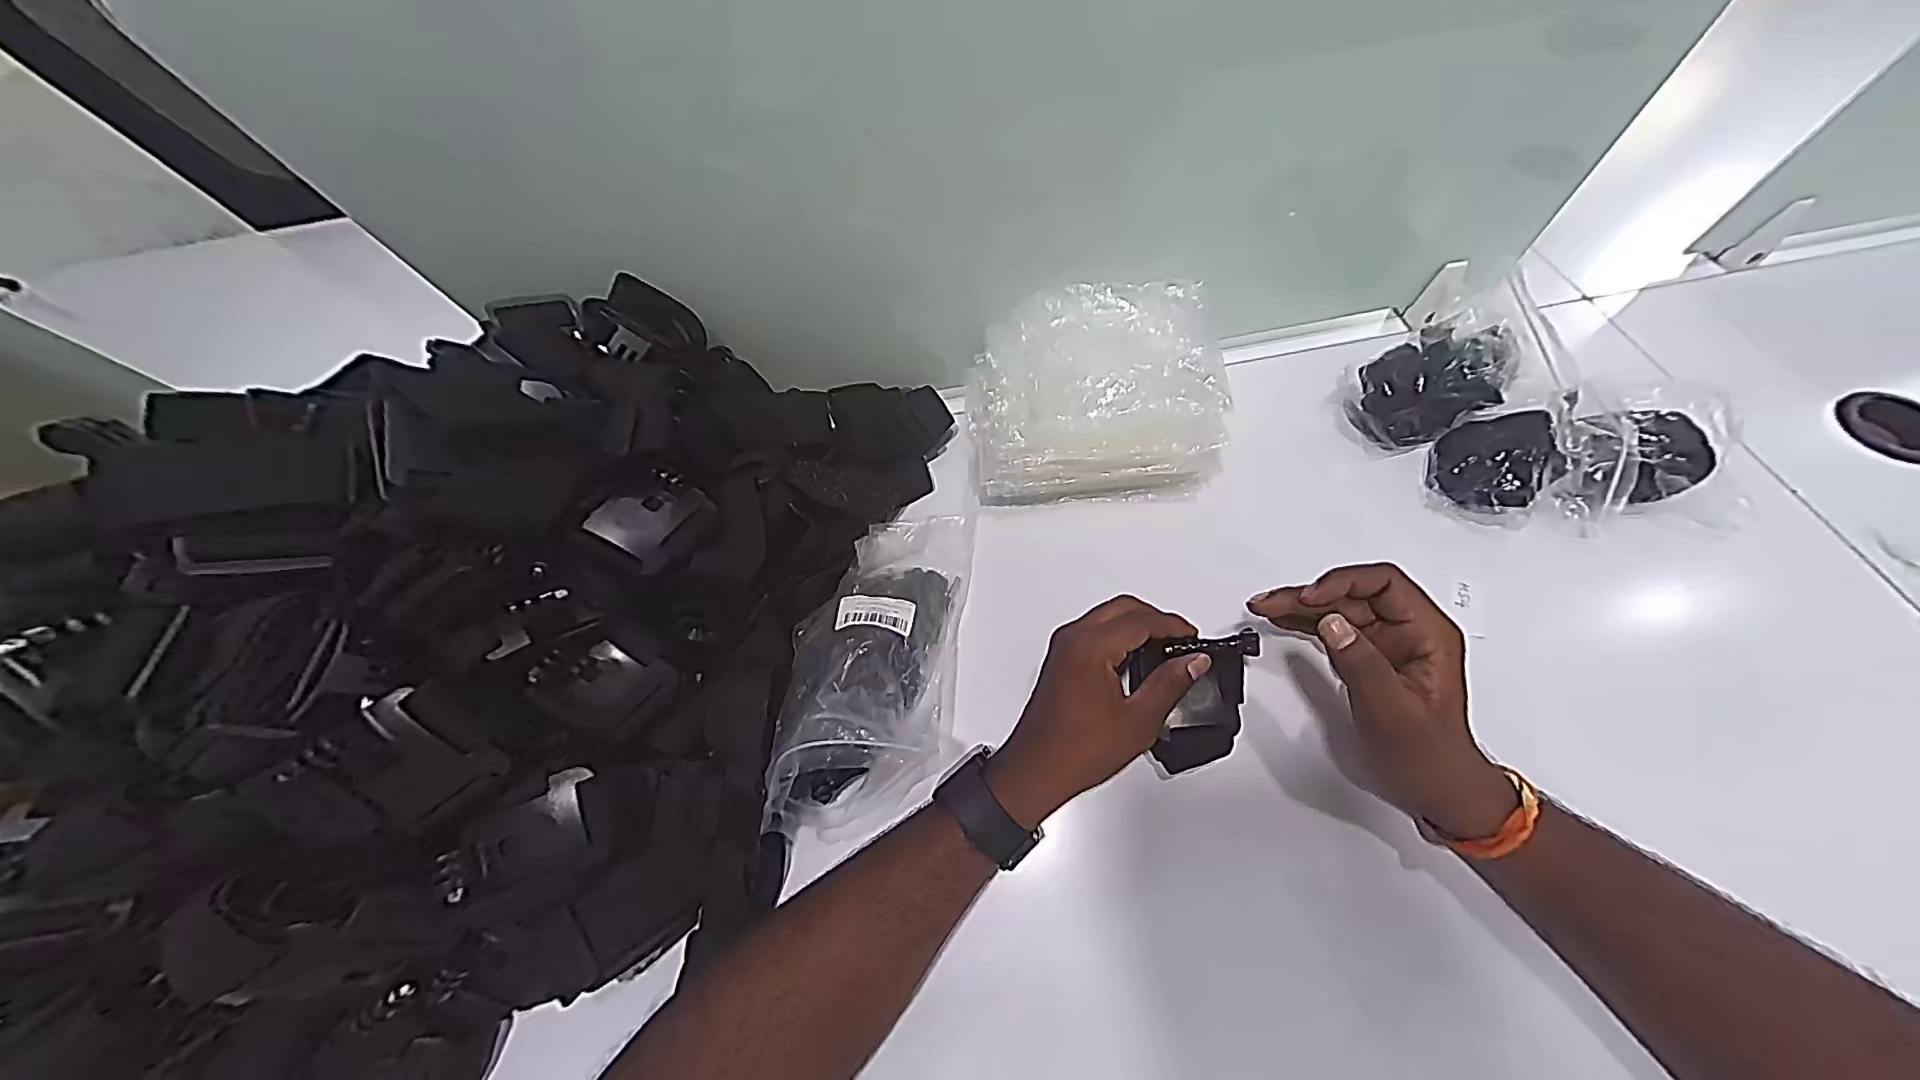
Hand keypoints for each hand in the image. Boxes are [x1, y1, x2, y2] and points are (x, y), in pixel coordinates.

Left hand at [985, 596, 1208, 828]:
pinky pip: (1093, 631)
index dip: (1173, 625)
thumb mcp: (1139, 720)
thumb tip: (1192, 663)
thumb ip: (1170, 684)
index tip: (1191, 636)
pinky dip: (1117, 636)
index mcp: (1089, 648)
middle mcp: (1072, 640)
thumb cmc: (1074, 750)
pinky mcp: (1059, 659)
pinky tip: (1135, 660)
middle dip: (1156, 618)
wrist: (1038, 769)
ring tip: (1163, 650)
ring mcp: (1062, 648)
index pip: (1141, 619)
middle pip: (1122, 608)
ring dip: (1135, 625)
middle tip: (1180, 639)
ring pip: (1106, 616)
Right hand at [1248, 563, 1516, 838]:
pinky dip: (1303, 623)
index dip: (1343, 583)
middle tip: (1273, 602)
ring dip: (1298, 606)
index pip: (1384, 584)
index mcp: (1427, 634)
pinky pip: (1331, 627)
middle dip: (1308, 594)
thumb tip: (1332, 623)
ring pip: (1336, 608)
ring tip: (1266, 607)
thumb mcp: (1392, 710)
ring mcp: (1384, 643)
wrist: (1436, 786)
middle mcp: (1406, 632)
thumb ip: (1361, 662)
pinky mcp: (1365, 655)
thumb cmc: (1430, 755)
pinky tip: (1282, 620)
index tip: (1311, 597)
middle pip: (1352, 594)